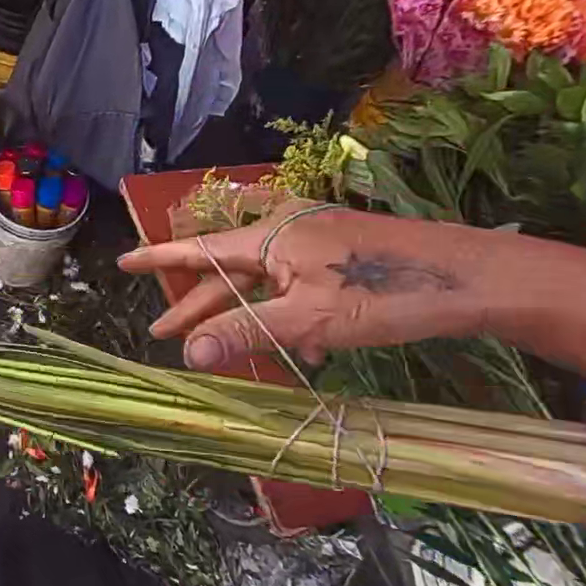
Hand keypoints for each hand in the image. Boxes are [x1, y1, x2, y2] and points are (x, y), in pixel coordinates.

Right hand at [117, 200, 500, 371]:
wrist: (462, 276)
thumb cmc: (382, 293)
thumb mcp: (307, 319)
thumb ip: (246, 332)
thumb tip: (188, 354)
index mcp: (270, 237)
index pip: (199, 249)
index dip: (159, 259)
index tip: (123, 262)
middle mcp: (286, 231)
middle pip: (228, 270)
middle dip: (198, 304)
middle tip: (164, 335)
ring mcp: (315, 242)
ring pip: (263, 283)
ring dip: (245, 318)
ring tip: (223, 350)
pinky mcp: (339, 257)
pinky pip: (294, 287)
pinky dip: (285, 316)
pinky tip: (298, 347)